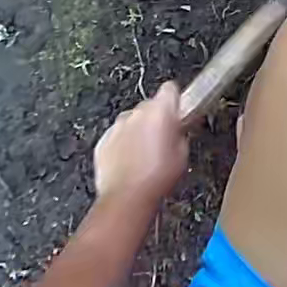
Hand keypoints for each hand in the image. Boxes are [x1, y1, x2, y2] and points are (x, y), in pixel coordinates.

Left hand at [92, 82, 188, 205]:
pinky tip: (130, 163)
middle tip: (163, 139)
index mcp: (160, 110)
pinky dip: (123, 144)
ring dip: (139, 131)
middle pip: (150, 105)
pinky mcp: (103, 141)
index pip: (170, 88)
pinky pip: (117, 136)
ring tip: (145, 155)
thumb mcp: (183, 153)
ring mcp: (118, 126)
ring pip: (132, 120)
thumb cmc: (157, 176)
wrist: (127, 198)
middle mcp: (137, 113)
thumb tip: (179, 129)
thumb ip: (181, 133)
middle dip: (156, 118)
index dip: (175, 100)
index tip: (177, 111)